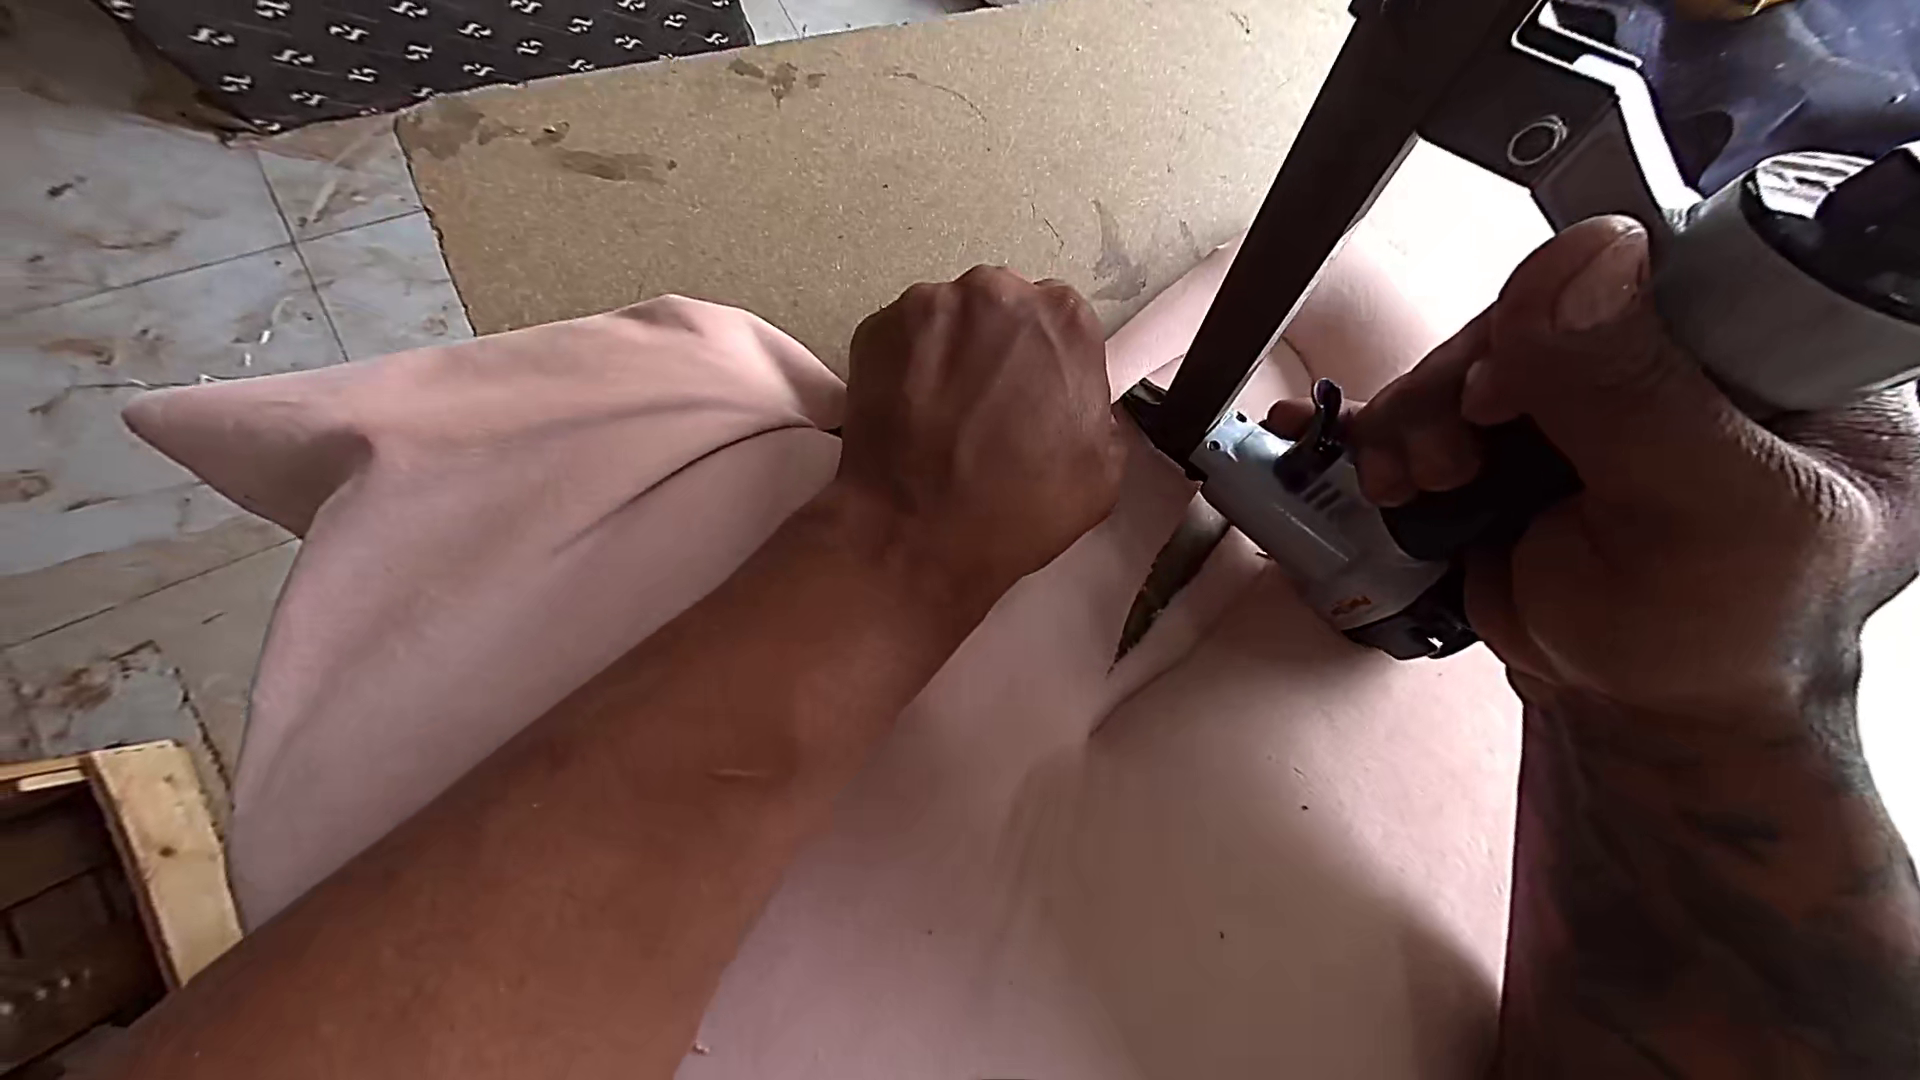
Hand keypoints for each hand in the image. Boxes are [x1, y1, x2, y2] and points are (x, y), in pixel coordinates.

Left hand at [835, 265, 1124, 607]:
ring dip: (952, 355)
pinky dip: (909, 366)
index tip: (1032, 396)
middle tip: (985, 408)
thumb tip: (1075, 401)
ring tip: (944, 416)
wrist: (915, 535)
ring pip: (950, 321)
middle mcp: (997, 293)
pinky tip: (910, 413)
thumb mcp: (1101, 473)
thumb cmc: (1013, 511)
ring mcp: (928, 307)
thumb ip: (1098, 412)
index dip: (1047, 363)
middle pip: (1003, 310)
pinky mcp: (875, 329)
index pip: (1061, 321)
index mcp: (1064, 319)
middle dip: (998, 349)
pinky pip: (903, 339)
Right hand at [1316, 216, 1919, 719]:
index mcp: (1770, 358)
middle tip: (1454, 464)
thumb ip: (1633, 393)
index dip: (1560, 316)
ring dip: (1409, 423)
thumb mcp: (1697, 513)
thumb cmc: (1701, 630)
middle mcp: (1662, 365)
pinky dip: (1383, 439)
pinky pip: (1419, 410)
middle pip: (1523, 318)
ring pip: (1454, 364)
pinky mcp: (1497, 445)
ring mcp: (1568, 407)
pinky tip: (1388, 479)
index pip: (1651, 270)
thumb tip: (1579, 250)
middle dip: (1457, 388)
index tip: (1506, 399)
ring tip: (1420, 487)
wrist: (1623, 697)